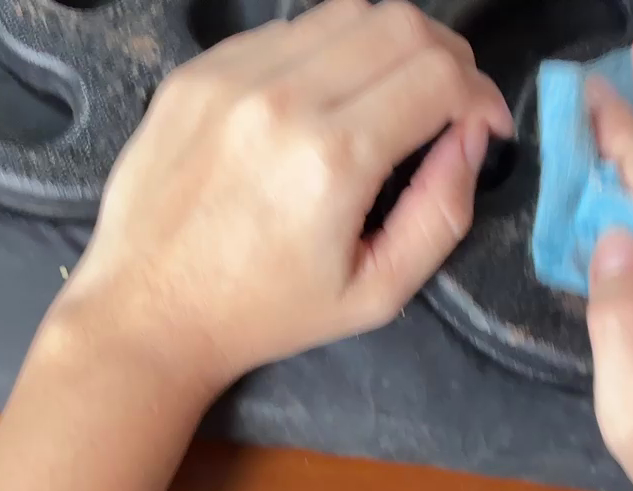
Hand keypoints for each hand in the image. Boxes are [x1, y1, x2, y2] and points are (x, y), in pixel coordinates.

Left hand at [48, 0, 512, 393]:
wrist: (151, 314)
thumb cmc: (264, 317)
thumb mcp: (372, 295)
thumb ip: (440, 217)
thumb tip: (472, 139)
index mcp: (332, 159)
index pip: (439, 75)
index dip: (480, 94)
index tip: (481, 127)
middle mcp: (283, 96)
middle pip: (400, 23)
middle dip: (445, 59)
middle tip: (445, 108)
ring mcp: (231, 74)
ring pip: (344, 13)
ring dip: (386, 48)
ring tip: (386, 103)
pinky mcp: (196, 73)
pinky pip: (284, 33)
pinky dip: (324, 55)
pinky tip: (318, 106)